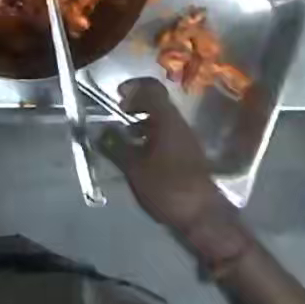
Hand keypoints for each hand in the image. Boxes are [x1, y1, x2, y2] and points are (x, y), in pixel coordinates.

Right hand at [99, 78, 251, 265]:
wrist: (204, 217)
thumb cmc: (168, 187)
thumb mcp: (135, 168)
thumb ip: (116, 146)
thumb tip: (100, 130)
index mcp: (167, 119)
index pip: (152, 88)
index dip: (134, 86)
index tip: (118, 95)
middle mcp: (179, 123)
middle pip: (157, 102)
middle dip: (136, 104)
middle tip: (119, 113)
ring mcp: (186, 139)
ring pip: (162, 119)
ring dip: (143, 121)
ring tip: (125, 135)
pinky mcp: (188, 154)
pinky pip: (167, 133)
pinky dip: (151, 135)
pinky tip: (140, 153)